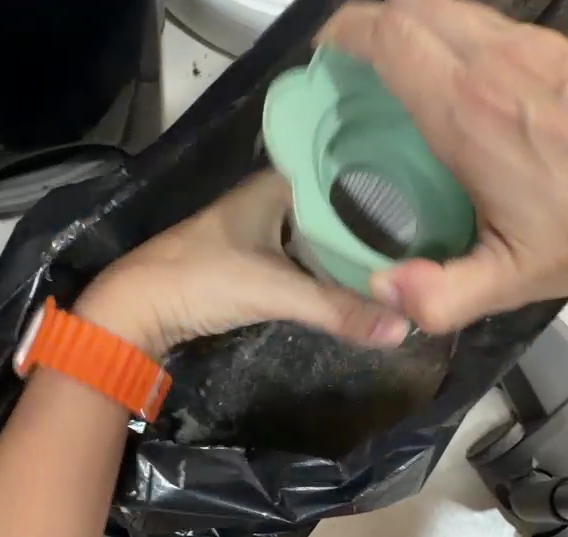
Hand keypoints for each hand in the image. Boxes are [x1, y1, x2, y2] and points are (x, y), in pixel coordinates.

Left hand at [74, 170, 410, 355]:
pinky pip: (303, 261)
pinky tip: (354, 284)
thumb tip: (403, 329)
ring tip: (401, 265)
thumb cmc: (201, 280)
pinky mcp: (252, 264)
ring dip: (350, 253)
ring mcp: (260, 232)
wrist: (138, 309)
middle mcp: (271, 200)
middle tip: (424, 244)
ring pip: (319, 237)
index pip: (345, 176)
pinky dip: (327, 273)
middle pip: (336, 209)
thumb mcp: (274, 291)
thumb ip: (337, 310)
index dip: (386, 191)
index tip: (428, 206)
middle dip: (373, 228)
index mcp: (277, 185)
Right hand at [319, 0, 567, 332]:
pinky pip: (479, 20)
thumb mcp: (507, 283)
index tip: (321, 62)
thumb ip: (439, 296)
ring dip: (403, 25)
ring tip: (381, 68)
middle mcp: (492, 62)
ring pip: (445, 7)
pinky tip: (441, 73)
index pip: (389, 38)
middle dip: (364, 25)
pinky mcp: (553, 47)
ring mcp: (527, 46)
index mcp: (467, 112)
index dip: (344, 36)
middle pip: (410, 9)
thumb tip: (376, 290)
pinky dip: (442, 31)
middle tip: (342, 67)